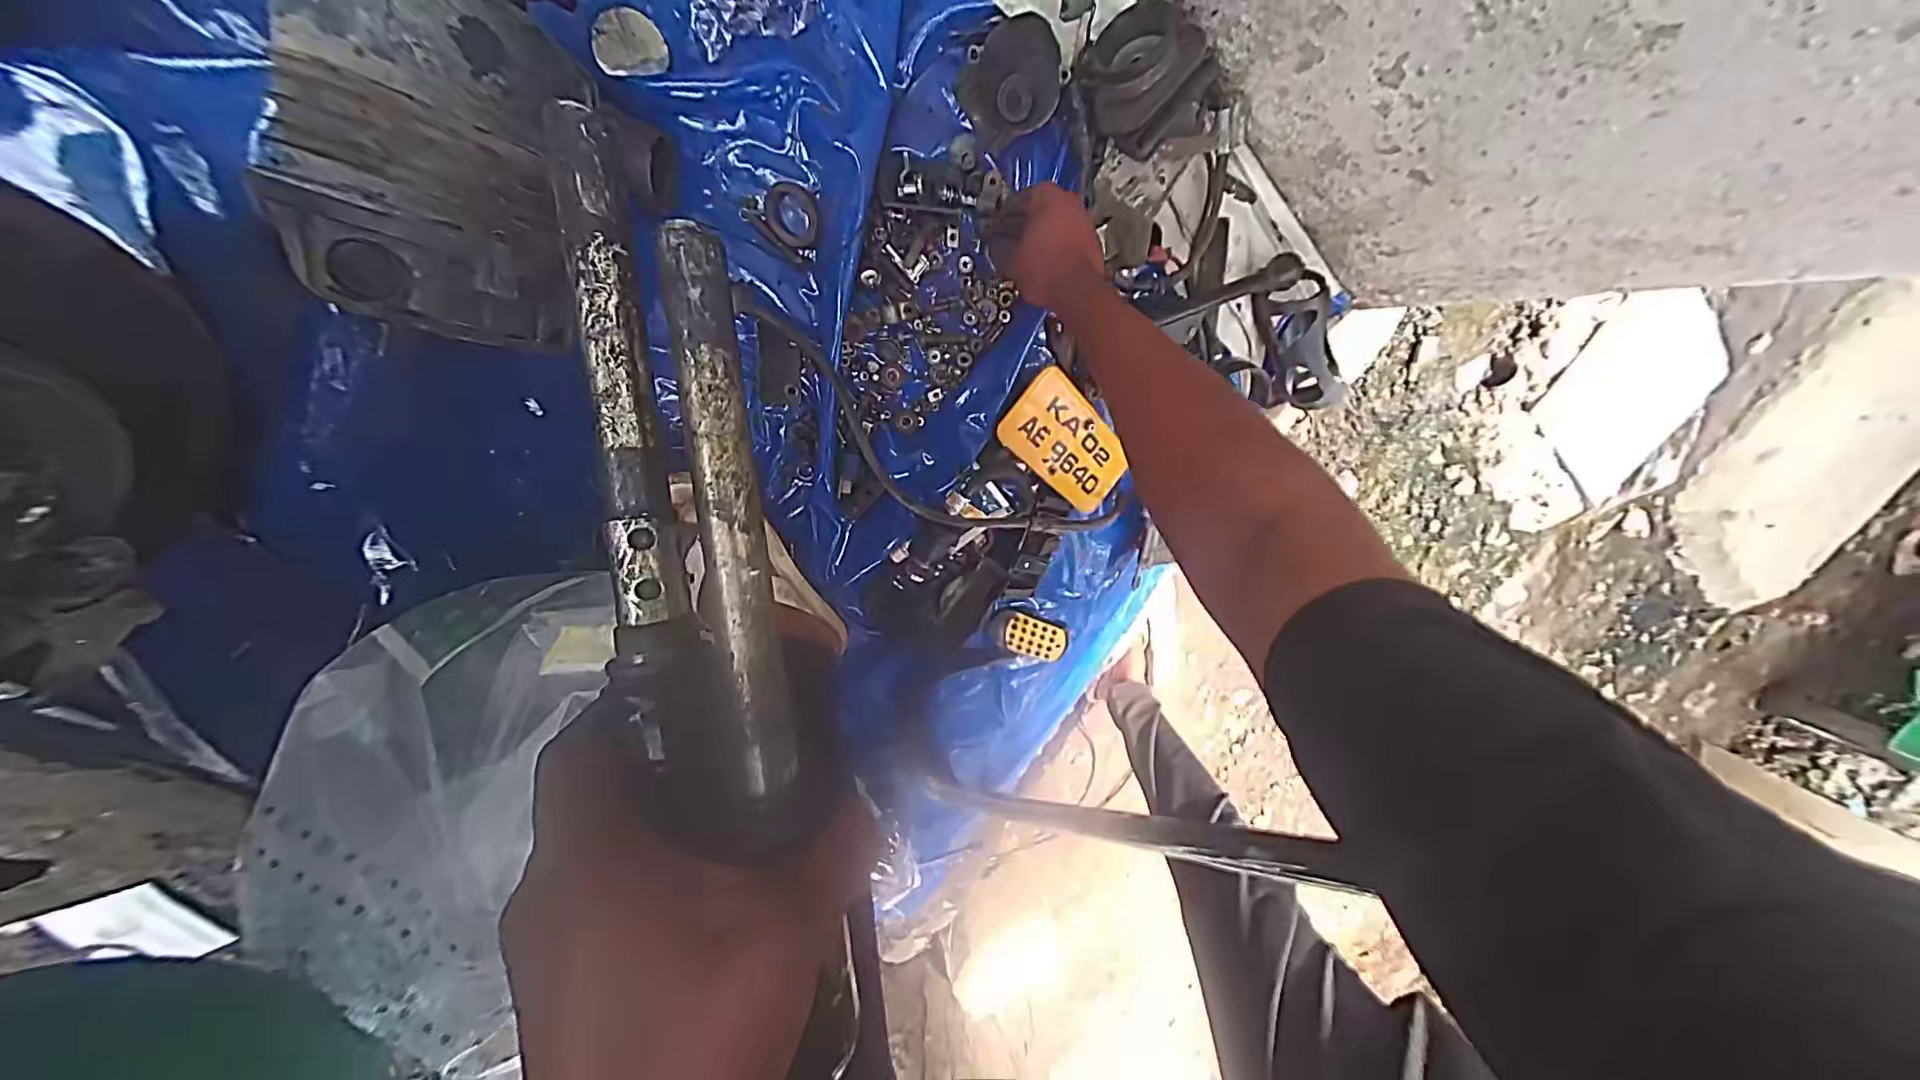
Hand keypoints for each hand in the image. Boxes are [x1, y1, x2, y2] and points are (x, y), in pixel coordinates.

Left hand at [501, 695, 874, 1079]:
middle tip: (725, 762)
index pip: (579, 745)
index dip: (625, 707)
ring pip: (590, 849)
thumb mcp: (784, 928)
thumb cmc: (699, 1022)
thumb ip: (829, 853)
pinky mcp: (552, 983)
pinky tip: (696, 906)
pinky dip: (635, 879)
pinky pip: (589, 899)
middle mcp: (545, 888)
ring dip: (647, 827)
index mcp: (589, 855)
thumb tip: (861, 802)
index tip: (687, 701)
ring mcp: (540, 941)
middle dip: (654, 766)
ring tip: (721, 829)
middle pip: (589, 792)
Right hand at [988, 182, 1109, 315]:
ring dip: (1043, 238)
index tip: (999, 226)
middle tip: (1013, 241)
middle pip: (1041, 210)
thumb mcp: (1011, 259)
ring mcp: (1084, 222)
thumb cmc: (1048, 270)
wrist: (1076, 292)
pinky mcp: (1092, 243)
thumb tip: (997, 245)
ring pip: (1056, 226)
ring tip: (1028, 257)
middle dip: (1027, 225)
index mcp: (1047, 195)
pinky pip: (1069, 242)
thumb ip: (1001, 245)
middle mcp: (1069, 202)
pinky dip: (1057, 250)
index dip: (1005, 216)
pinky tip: (1045, 266)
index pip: (1019, 198)